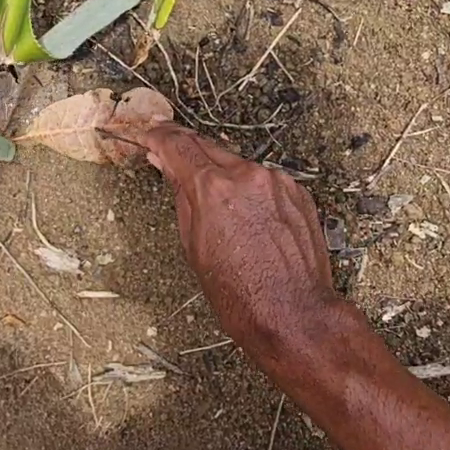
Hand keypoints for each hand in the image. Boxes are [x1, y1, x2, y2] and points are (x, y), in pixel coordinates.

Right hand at [135, 124, 348, 368]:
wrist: (294, 314)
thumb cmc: (241, 295)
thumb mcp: (194, 247)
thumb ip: (182, 197)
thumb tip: (169, 167)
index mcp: (214, 188)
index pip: (179, 145)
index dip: (160, 136)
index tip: (151, 135)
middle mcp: (247, 176)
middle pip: (208, 147)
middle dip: (188, 150)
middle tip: (170, 153)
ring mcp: (276, 182)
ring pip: (239, 165)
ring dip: (222, 175)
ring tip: (216, 205)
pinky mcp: (297, 192)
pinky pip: (264, 181)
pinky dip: (251, 190)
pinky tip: (248, 218)